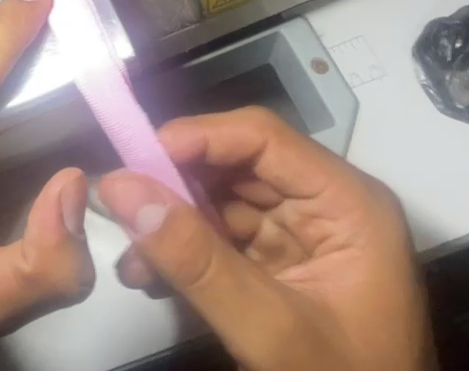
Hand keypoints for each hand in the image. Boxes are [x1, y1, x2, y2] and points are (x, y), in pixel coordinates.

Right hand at [99, 107, 434, 370]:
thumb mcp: (271, 332)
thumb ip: (195, 259)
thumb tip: (120, 186)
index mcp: (348, 204)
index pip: (261, 138)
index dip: (196, 137)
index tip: (133, 158)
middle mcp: (328, 205)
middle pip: (237, 165)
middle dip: (176, 187)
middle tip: (121, 209)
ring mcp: (306, 236)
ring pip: (222, 198)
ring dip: (173, 222)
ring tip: (134, 260)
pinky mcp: (285, 266)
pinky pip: (224, 237)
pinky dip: (186, 251)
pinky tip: (152, 274)